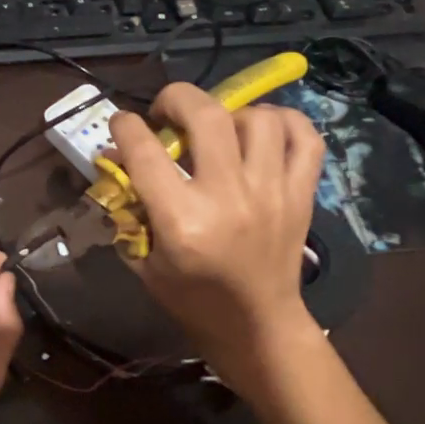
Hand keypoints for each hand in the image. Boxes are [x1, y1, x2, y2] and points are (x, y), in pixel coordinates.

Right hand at [107, 86, 325, 391]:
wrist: (256, 325)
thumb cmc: (191, 298)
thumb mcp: (144, 261)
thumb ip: (131, 211)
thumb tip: (119, 165)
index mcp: (182, 220)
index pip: (146, 151)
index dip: (125, 127)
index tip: (121, 125)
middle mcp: (229, 197)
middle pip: (206, 115)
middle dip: (176, 98)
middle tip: (165, 111)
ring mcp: (272, 192)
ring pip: (257, 118)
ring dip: (229, 113)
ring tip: (216, 129)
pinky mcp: (301, 194)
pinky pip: (304, 138)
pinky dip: (284, 122)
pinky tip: (260, 130)